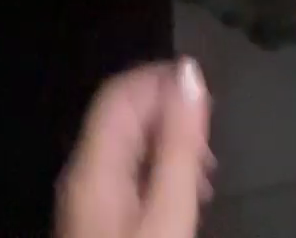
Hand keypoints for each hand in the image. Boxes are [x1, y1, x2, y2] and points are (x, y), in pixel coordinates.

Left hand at [57, 60, 213, 237]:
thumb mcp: (168, 212)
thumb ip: (180, 142)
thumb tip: (190, 74)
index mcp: (95, 166)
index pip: (122, 91)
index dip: (162, 80)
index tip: (205, 93)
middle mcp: (85, 174)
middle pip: (124, 115)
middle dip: (170, 111)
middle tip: (211, 133)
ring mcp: (89, 199)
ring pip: (130, 142)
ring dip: (170, 139)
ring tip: (206, 164)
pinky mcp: (100, 221)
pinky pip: (130, 170)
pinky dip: (161, 166)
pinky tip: (186, 189)